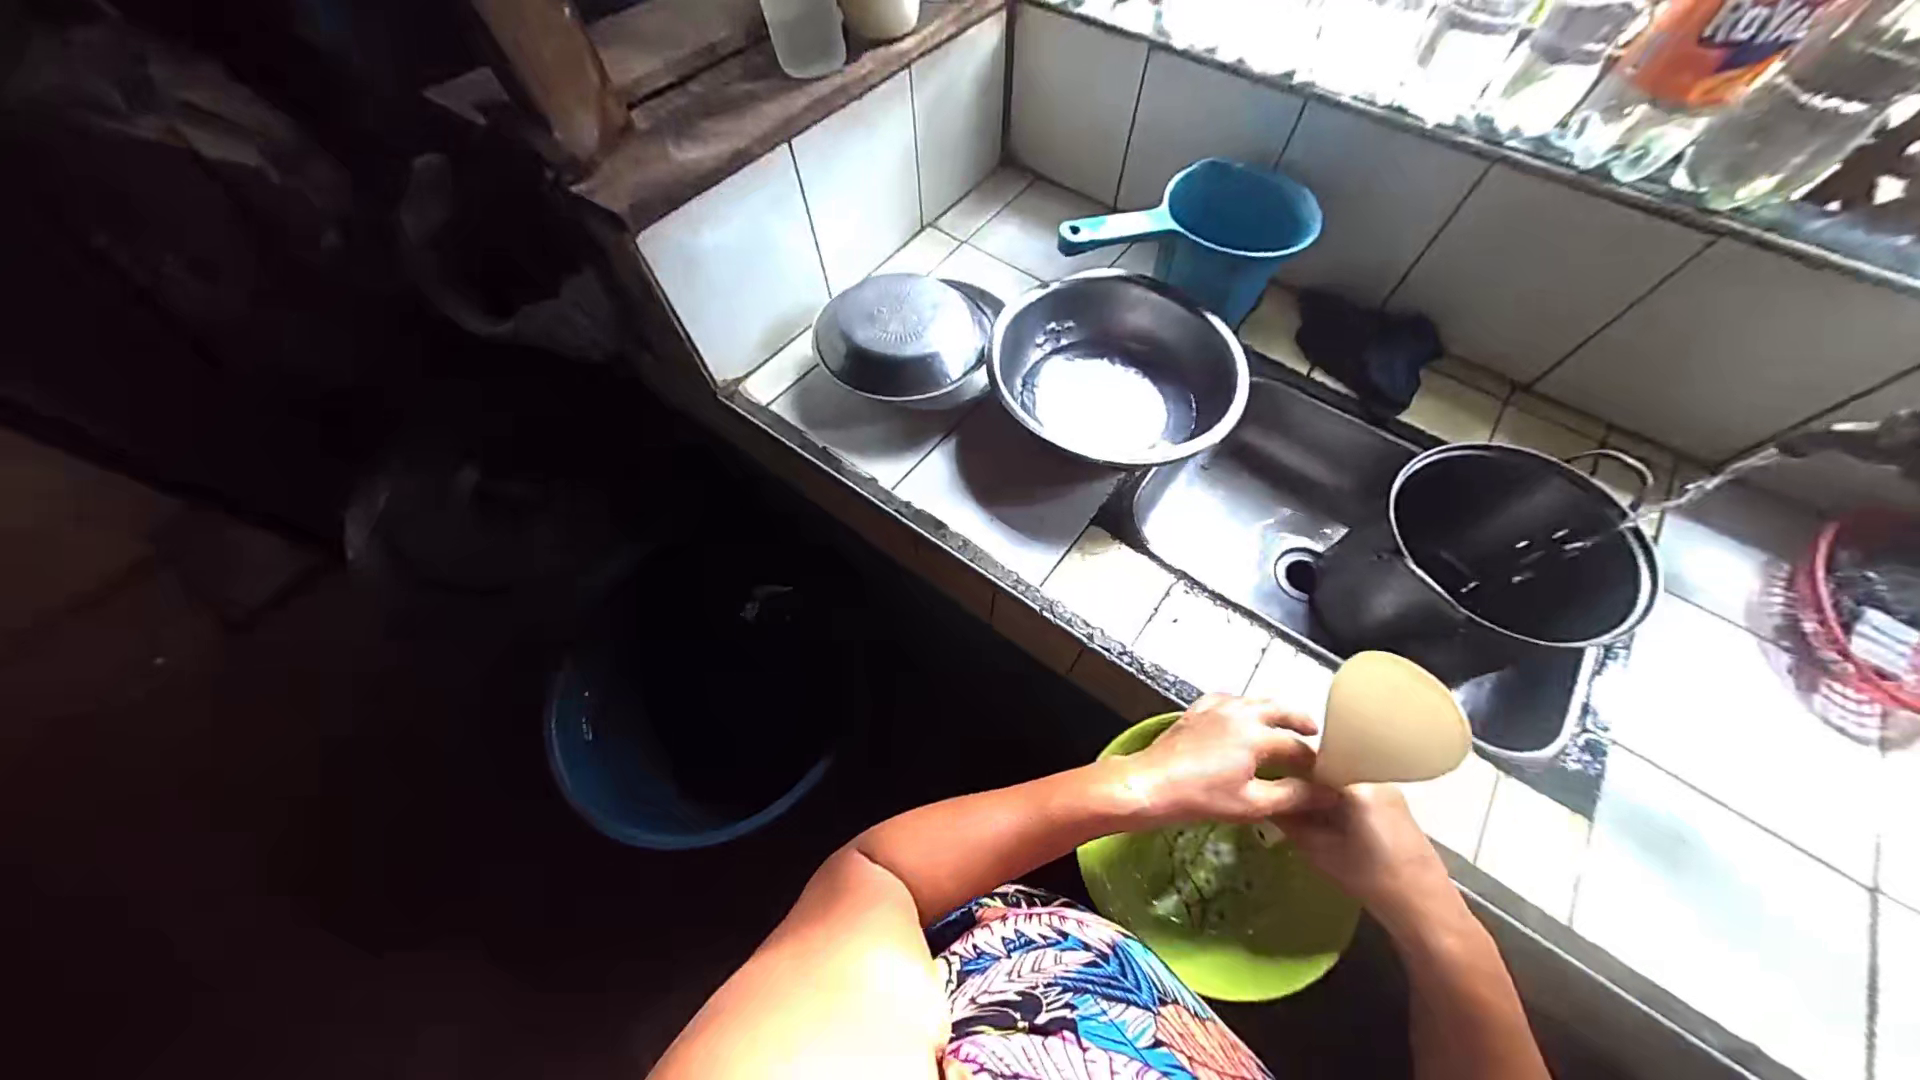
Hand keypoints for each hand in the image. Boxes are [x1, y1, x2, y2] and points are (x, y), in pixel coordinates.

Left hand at [1119, 694, 1334, 826]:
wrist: (1151, 783)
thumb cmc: (1201, 796)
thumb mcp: (1253, 803)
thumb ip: (1293, 796)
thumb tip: (1326, 793)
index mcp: (1256, 734)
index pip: (1296, 746)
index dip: (1315, 761)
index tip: (1326, 774)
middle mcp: (1238, 713)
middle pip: (1278, 709)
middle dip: (1299, 719)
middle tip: (1312, 731)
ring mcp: (1214, 708)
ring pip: (1252, 700)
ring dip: (1271, 709)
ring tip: (1281, 722)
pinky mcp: (1196, 711)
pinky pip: (1225, 699)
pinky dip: (1240, 705)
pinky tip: (1239, 715)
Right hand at [1273, 783, 1458, 932]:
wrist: (1428, 912)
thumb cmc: (1373, 879)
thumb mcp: (1317, 849)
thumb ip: (1286, 820)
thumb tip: (1262, 801)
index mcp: (1355, 780)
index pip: (1308, 759)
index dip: (1284, 768)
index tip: (1267, 781)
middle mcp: (1374, 776)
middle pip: (1325, 765)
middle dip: (1300, 780)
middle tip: (1279, 797)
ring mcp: (1387, 789)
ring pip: (1340, 778)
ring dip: (1317, 791)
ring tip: (1297, 809)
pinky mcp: (1393, 805)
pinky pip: (1354, 790)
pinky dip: (1335, 800)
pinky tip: (1325, 821)